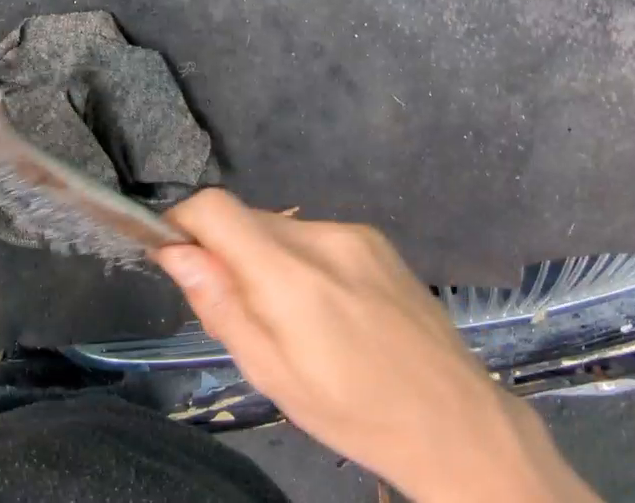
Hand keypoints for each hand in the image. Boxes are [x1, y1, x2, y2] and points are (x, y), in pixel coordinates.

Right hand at [155, 190, 599, 502]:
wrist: (460, 426)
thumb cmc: (354, 411)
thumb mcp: (270, 373)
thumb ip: (219, 305)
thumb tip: (174, 250)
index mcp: (291, 278)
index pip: (213, 207)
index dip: (182, 222)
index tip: (177, 257)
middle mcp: (322, 240)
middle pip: (242, 218)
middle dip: (223, 252)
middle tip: (239, 309)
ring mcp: (354, 235)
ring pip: (275, 227)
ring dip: (261, 256)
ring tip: (290, 315)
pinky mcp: (376, 240)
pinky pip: (310, 235)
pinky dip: (297, 259)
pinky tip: (326, 306)